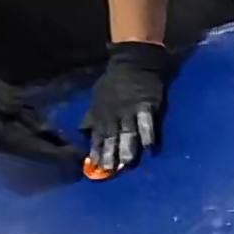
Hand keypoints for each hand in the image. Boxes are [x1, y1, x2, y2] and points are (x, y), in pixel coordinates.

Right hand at [0, 53, 77, 161]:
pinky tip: (50, 145)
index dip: (57, 153)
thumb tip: (52, 133)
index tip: (78, 156)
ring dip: (47, 154)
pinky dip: (35, 147)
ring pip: (26, 153)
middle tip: (79, 159)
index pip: (34, 147)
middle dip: (55, 156)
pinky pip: (17, 147)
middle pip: (31, 154)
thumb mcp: (6, 96)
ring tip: (70, 154)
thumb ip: (29, 116)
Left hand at [81, 41, 169, 171]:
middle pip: (113, 138)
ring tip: (127, 163)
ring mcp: (131, 111)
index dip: (98, 152)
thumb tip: (83, 133)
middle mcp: (115, 115)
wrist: (133, 63)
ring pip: (129, 133)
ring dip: (128, 148)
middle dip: (111, 154)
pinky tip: (149, 148)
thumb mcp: (97, 99)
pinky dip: (148, 135)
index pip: (99, 137)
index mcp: (103, 114)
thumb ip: (92, 117)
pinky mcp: (147, 106)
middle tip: (110, 170)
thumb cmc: (115, 83)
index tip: (96, 167)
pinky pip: (147, 123)